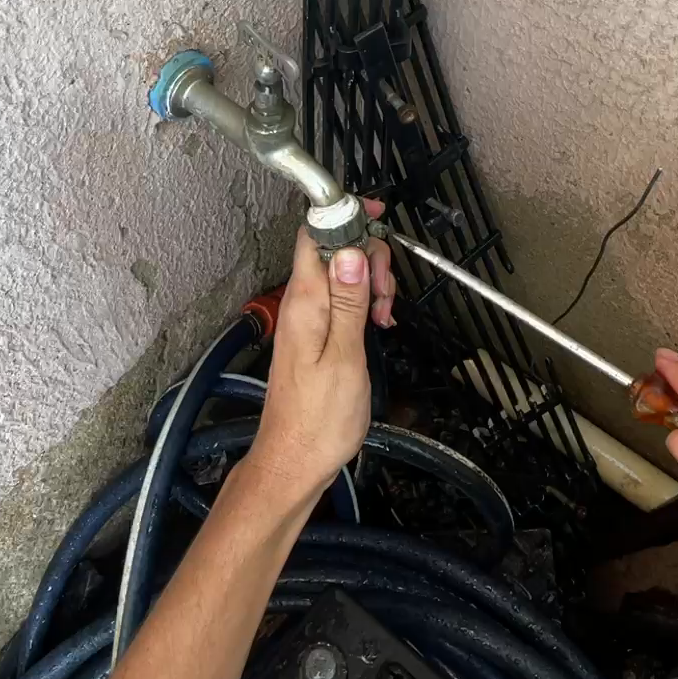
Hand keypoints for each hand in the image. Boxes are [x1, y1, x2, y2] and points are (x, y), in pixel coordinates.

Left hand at [245, 200, 393, 494]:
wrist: (294, 462)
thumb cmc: (318, 420)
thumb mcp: (344, 358)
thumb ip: (348, 302)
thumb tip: (350, 251)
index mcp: (305, 301)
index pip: (315, 234)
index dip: (344, 216)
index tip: (374, 217)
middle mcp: (301, 302)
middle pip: (334, 249)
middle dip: (368, 257)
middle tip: (383, 293)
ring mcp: (307, 316)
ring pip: (342, 273)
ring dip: (369, 283)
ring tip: (381, 315)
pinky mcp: (316, 332)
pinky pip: (341, 299)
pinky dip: (363, 303)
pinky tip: (375, 323)